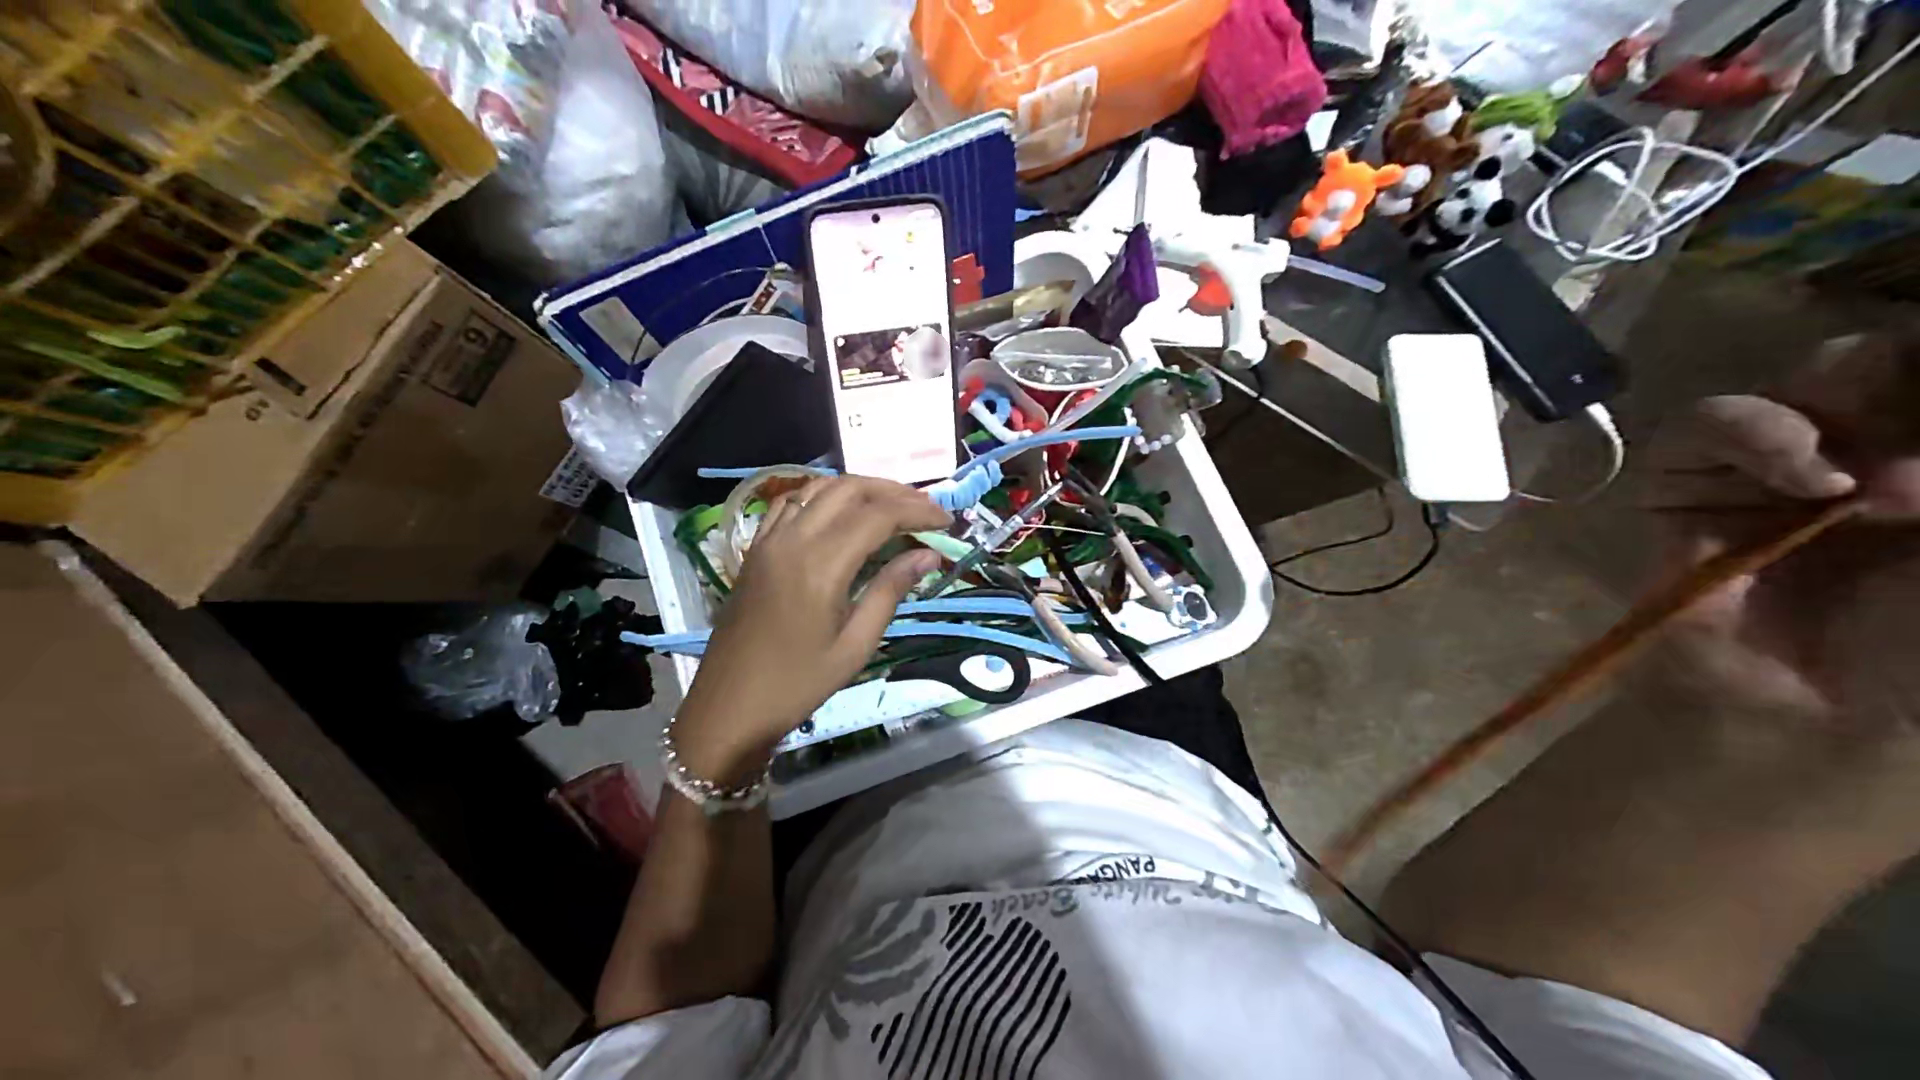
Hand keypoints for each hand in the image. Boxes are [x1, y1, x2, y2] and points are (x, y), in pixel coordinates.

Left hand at [672, 476, 948, 783]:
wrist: (729, 706)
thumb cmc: (797, 684)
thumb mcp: (855, 645)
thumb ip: (890, 591)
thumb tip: (928, 556)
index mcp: (820, 565)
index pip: (878, 516)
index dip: (917, 512)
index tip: (946, 523)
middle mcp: (792, 539)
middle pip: (849, 489)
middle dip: (893, 491)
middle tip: (927, 508)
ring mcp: (769, 540)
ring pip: (819, 489)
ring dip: (860, 488)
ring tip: (892, 503)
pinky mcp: (756, 549)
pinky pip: (791, 503)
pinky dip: (823, 496)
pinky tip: (841, 512)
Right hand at [1646, 333, 1919, 729]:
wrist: (1830, 702)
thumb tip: (1886, 445)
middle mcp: (1862, 453)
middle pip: (1867, 366)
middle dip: (1893, 384)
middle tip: (1910, 436)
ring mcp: (1766, 471)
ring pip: (1785, 382)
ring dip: (1829, 408)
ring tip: (1861, 476)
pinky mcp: (1683, 491)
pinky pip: (1695, 428)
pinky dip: (1748, 433)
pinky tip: (1802, 475)